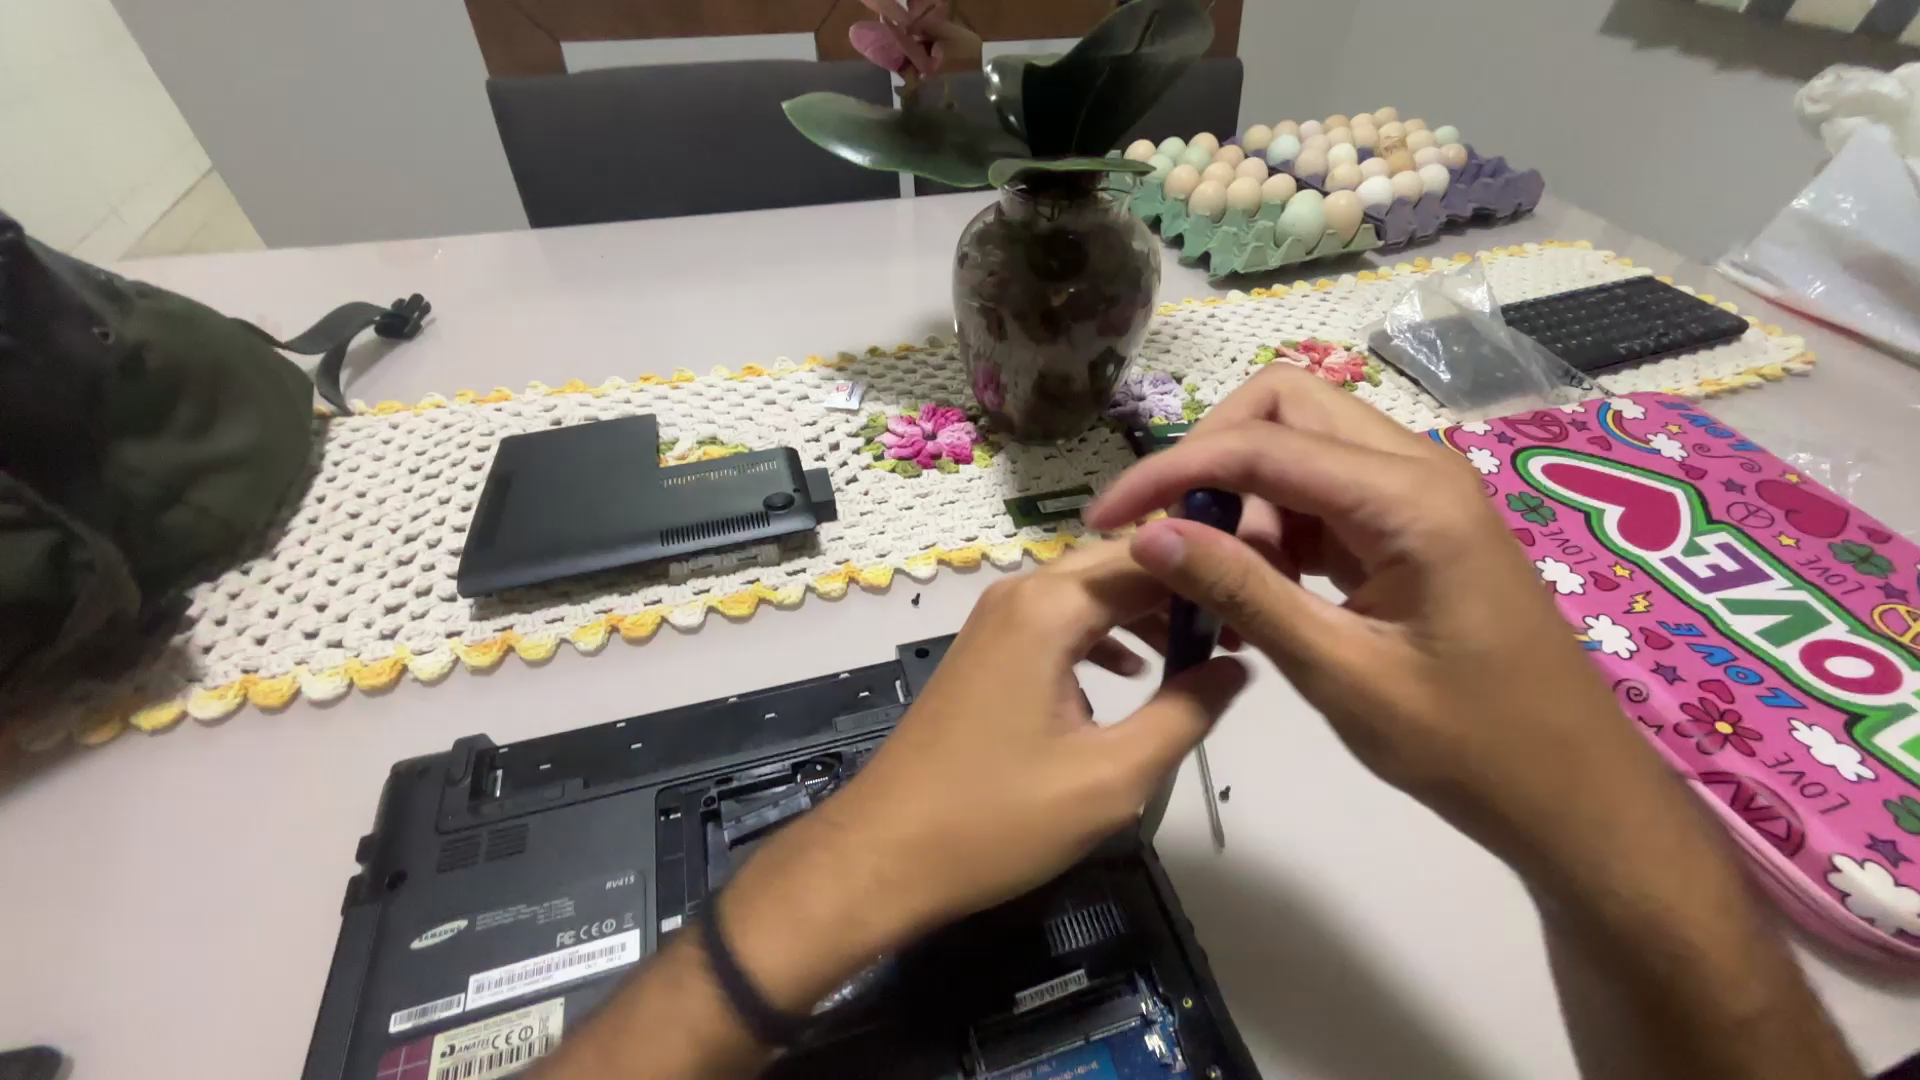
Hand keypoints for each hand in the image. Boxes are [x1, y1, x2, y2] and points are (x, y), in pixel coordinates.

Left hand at [712, 541, 1245, 1016]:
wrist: (886, 850)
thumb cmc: (999, 818)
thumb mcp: (1112, 776)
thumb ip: (1185, 714)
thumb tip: (1238, 667)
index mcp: (1050, 606)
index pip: (1150, 559)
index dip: (1210, 576)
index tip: (1261, 606)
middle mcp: (1020, 593)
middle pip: (1117, 566)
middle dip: (1179, 591)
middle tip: (1239, 629)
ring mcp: (996, 619)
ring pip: (1087, 592)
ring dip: (1142, 613)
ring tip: (1197, 653)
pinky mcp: (986, 648)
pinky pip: (1057, 621)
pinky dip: (1100, 635)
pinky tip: (1128, 673)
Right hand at [1084, 367, 1667, 856]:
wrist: (1571, 793)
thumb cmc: (1466, 745)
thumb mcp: (1337, 673)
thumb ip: (1241, 592)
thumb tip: (1148, 537)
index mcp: (1408, 500)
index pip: (1259, 446)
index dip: (1170, 472)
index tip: (1108, 518)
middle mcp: (1413, 471)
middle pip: (1283, 406)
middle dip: (1208, 456)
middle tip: (1169, 532)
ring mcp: (1412, 494)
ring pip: (1295, 445)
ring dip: (1237, 498)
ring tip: (1215, 585)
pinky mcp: (1403, 525)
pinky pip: (1314, 494)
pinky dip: (1268, 528)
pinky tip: (1254, 591)